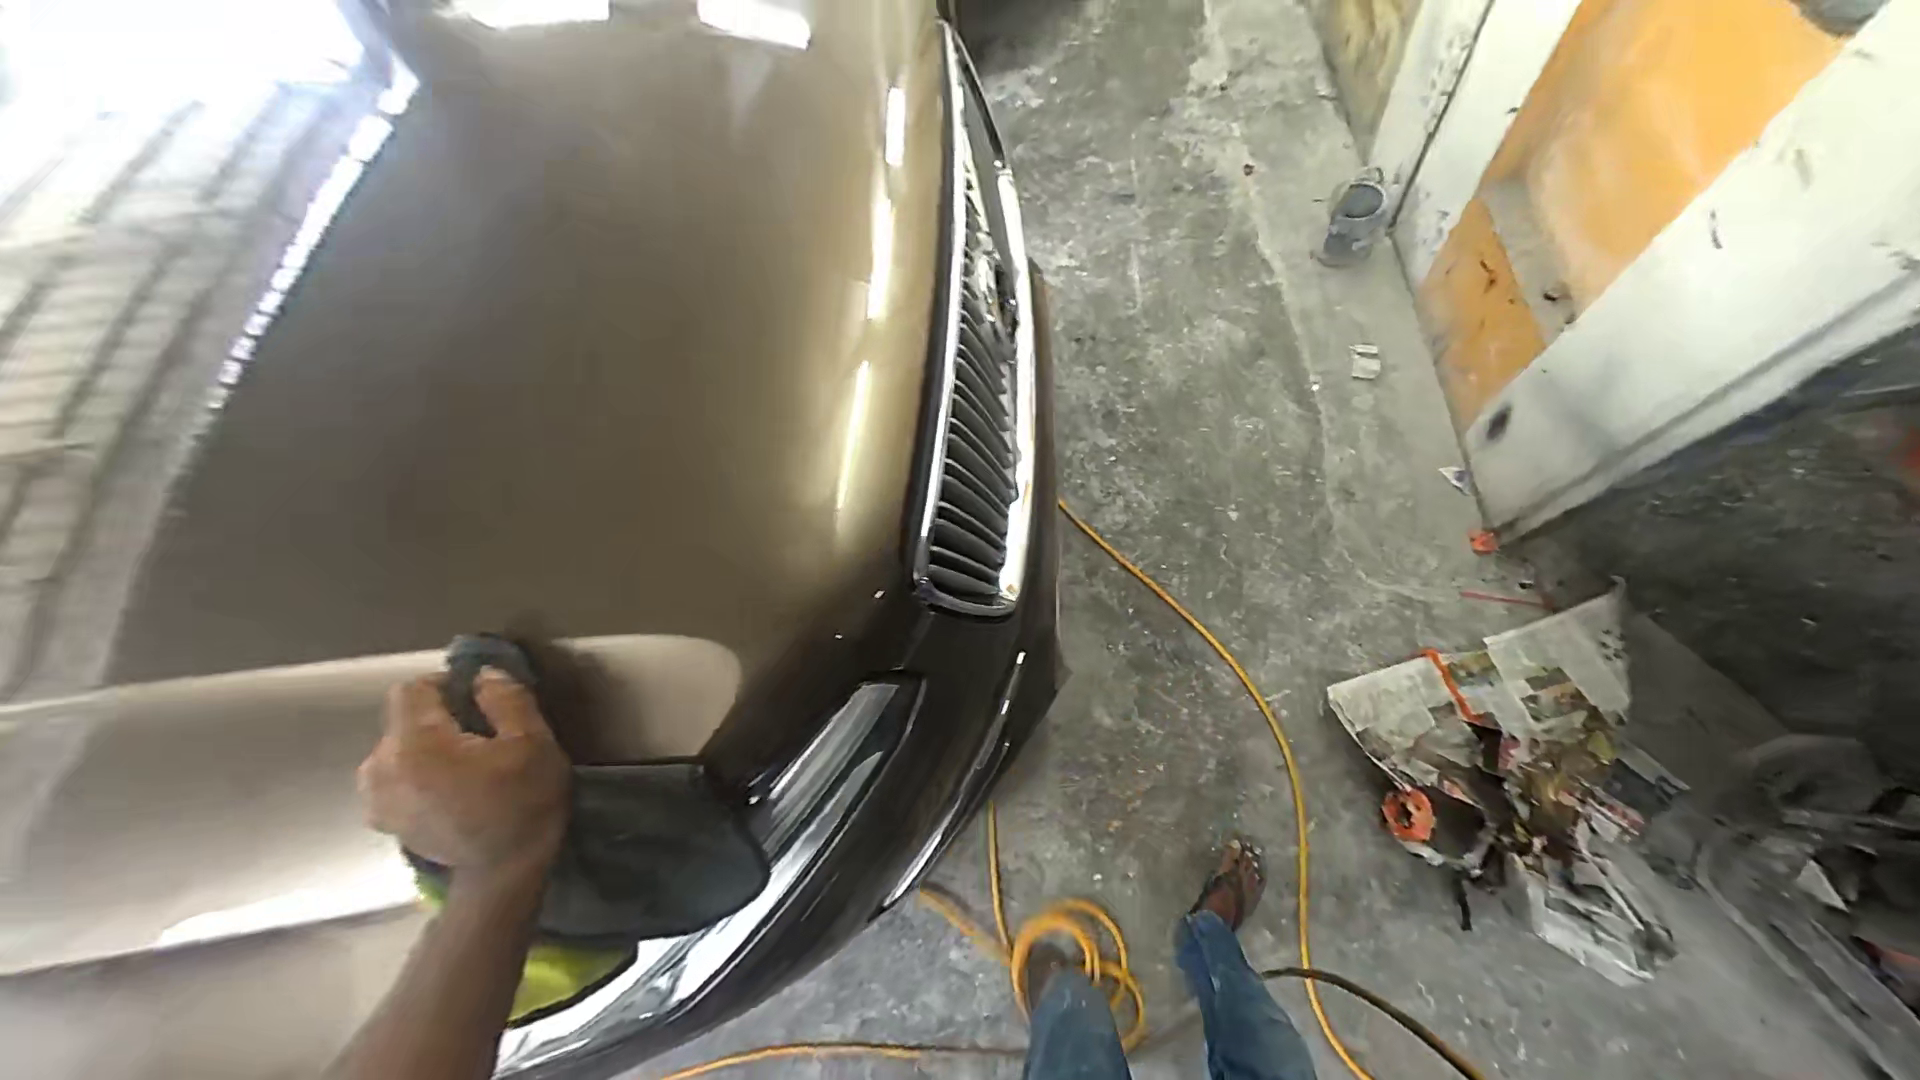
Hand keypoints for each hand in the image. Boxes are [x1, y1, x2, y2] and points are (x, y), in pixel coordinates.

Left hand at [359, 669, 571, 890]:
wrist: (505, 869)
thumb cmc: (524, 800)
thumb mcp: (533, 740)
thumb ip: (507, 699)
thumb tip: (483, 675)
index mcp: (415, 745)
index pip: (412, 689)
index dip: (448, 684)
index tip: (482, 699)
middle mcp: (380, 768)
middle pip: (404, 718)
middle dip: (441, 716)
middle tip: (486, 733)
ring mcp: (375, 797)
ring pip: (398, 746)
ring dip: (429, 744)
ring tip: (469, 762)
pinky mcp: (381, 817)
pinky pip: (395, 774)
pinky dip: (420, 770)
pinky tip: (453, 787)